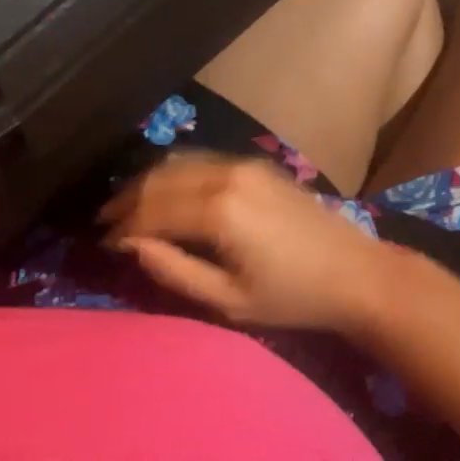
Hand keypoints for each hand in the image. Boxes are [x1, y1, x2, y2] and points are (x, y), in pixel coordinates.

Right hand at [100, 152, 392, 331]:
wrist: (356, 272)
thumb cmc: (293, 297)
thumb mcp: (230, 302)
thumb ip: (176, 272)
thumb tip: (133, 247)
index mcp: (218, 211)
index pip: (152, 210)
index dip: (123, 226)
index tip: (104, 242)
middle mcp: (224, 175)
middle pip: (158, 179)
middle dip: (127, 199)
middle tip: (104, 220)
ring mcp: (240, 163)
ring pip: (175, 162)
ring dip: (146, 182)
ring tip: (126, 205)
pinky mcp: (252, 162)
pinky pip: (198, 159)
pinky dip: (172, 172)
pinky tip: (163, 189)